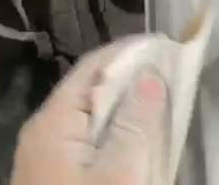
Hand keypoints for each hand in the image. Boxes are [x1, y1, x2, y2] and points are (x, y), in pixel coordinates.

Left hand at [11, 40, 168, 184]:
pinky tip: (140, 142)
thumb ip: (135, 123)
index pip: (94, 66)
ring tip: (165, 102)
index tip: (169, 46)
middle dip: (133, 79)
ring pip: (92, 118)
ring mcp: (47, 159)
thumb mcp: (118, 177)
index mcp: (53, 121)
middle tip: (173, 74)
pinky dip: (115, 137)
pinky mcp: (54, 180)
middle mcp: (45, 131)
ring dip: (127, 109)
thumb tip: (150, 73)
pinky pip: (88, 144)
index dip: (131, 52)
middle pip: (92, 90)